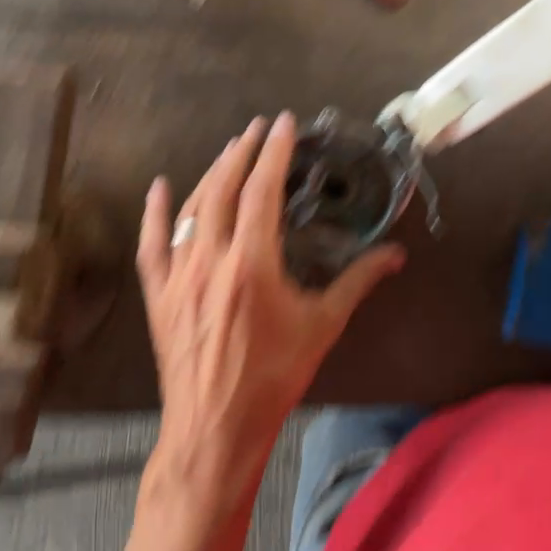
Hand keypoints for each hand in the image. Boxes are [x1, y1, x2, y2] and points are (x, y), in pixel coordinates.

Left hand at [136, 113, 403, 510]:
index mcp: (252, 263)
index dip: (273, 154)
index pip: (262, 192)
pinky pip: (153, 246)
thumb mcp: (324, 325)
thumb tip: (397, 254)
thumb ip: (359, 281)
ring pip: (190, 210)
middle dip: (241, 153)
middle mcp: (210, 261)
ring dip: (211, 175)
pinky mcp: (158, 297)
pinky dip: (156, 213)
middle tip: (258, 129)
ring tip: (230, 150)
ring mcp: (177, 278)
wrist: (215, 426)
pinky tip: (162, 188)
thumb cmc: (275, 374)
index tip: (283, 124)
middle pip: (223, 191)